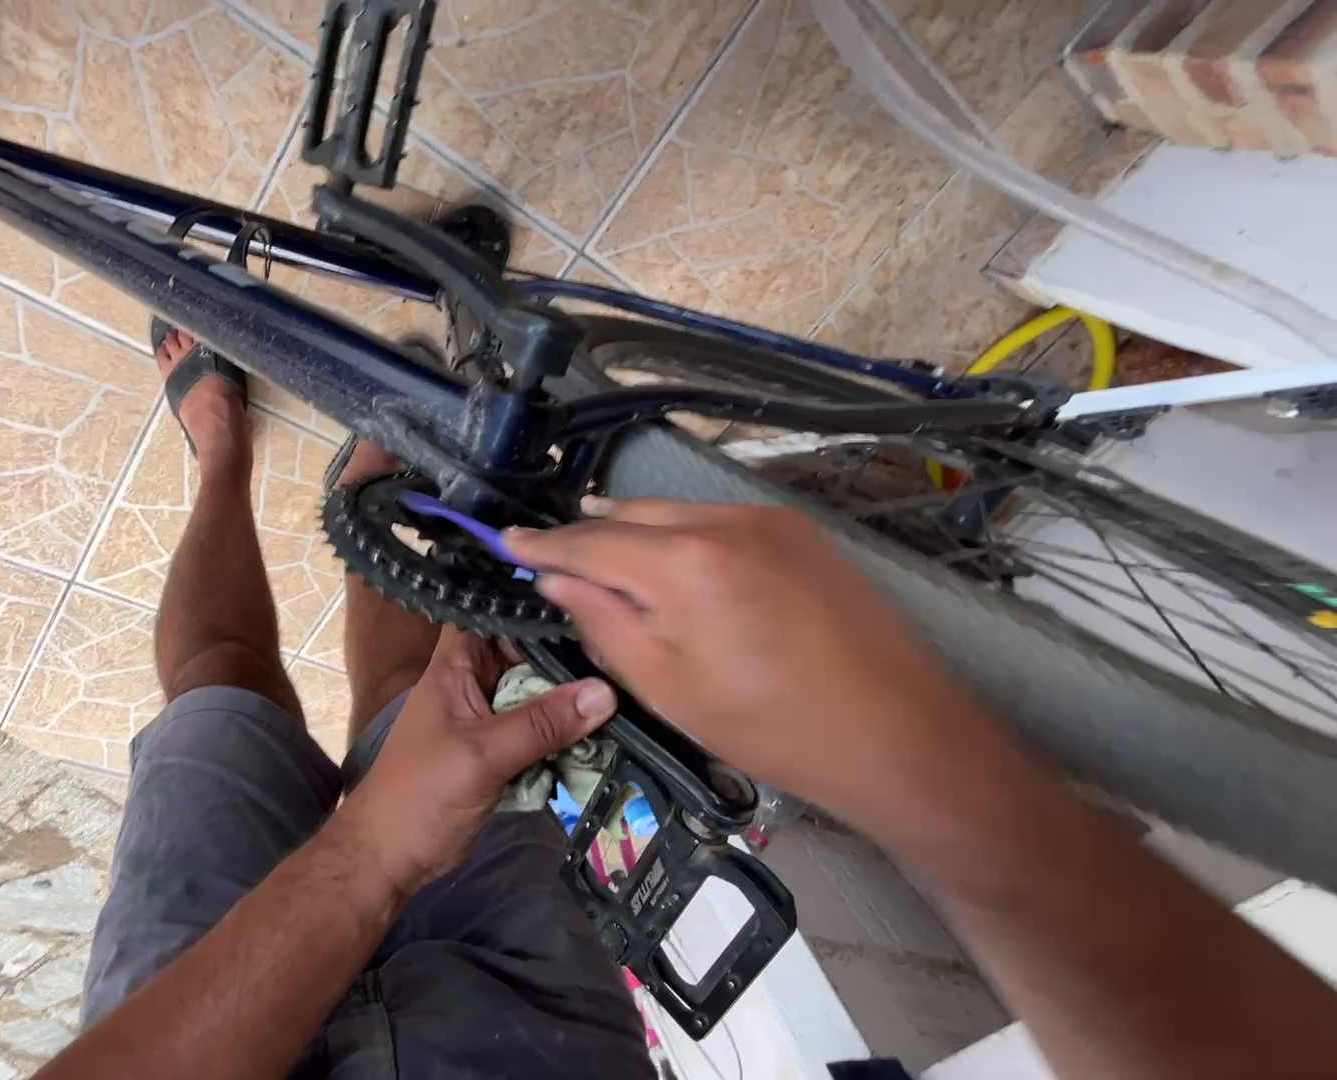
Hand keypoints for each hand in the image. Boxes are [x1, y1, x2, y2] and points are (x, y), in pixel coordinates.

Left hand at [333, 626, 616, 895]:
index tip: (588, 600)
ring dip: (572, 696)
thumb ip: (542, 723)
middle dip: (568, 654)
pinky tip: (608, 726)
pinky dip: (566, 731)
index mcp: (455, 667)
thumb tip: (607, 692)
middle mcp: (473, 682)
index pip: (494, 616)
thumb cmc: (422, 794)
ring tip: (628, 682)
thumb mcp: (483, 754)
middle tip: (624, 649)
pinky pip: (540, 729)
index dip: (533, 605)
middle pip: (525, 655)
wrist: (392, 855)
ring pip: (537, 693)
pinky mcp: (502, 748)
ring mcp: (489, 716)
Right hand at [504, 499, 1009, 834]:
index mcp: (685, 565)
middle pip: (628, 516)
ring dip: (629, 532)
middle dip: (584, 535)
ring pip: (671, 512)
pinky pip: (711, 519)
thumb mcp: (666, 686)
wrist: (901, 736)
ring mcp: (766, 519)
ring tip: (598, 552)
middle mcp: (723, 522)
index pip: (590, 543)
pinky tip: (665, 559)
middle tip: (547, 555)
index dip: (542, 544)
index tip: (504, 539)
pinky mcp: (796, 529)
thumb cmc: (770, 727)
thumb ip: (603, 622)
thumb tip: (556, 580)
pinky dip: (675, 534)